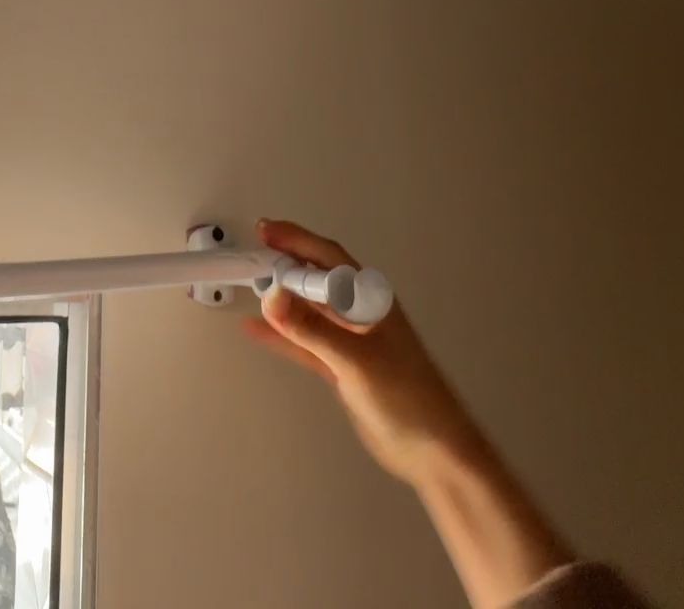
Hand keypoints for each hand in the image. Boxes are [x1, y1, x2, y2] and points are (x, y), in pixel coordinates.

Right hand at [241, 219, 483, 481]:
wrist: (434, 453)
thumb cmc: (404, 397)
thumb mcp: (354, 359)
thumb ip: (310, 328)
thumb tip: (269, 294)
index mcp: (370, 300)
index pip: (328, 258)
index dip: (296, 240)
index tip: (264, 230)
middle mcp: (358, 314)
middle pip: (316, 279)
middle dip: (284, 263)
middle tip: (250, 253)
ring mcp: (349, 341)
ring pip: (307, 308)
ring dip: (280, 295)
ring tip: (248, 280)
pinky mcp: (340, 366)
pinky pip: (302, 341)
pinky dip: (280, 333)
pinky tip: (254, 328)